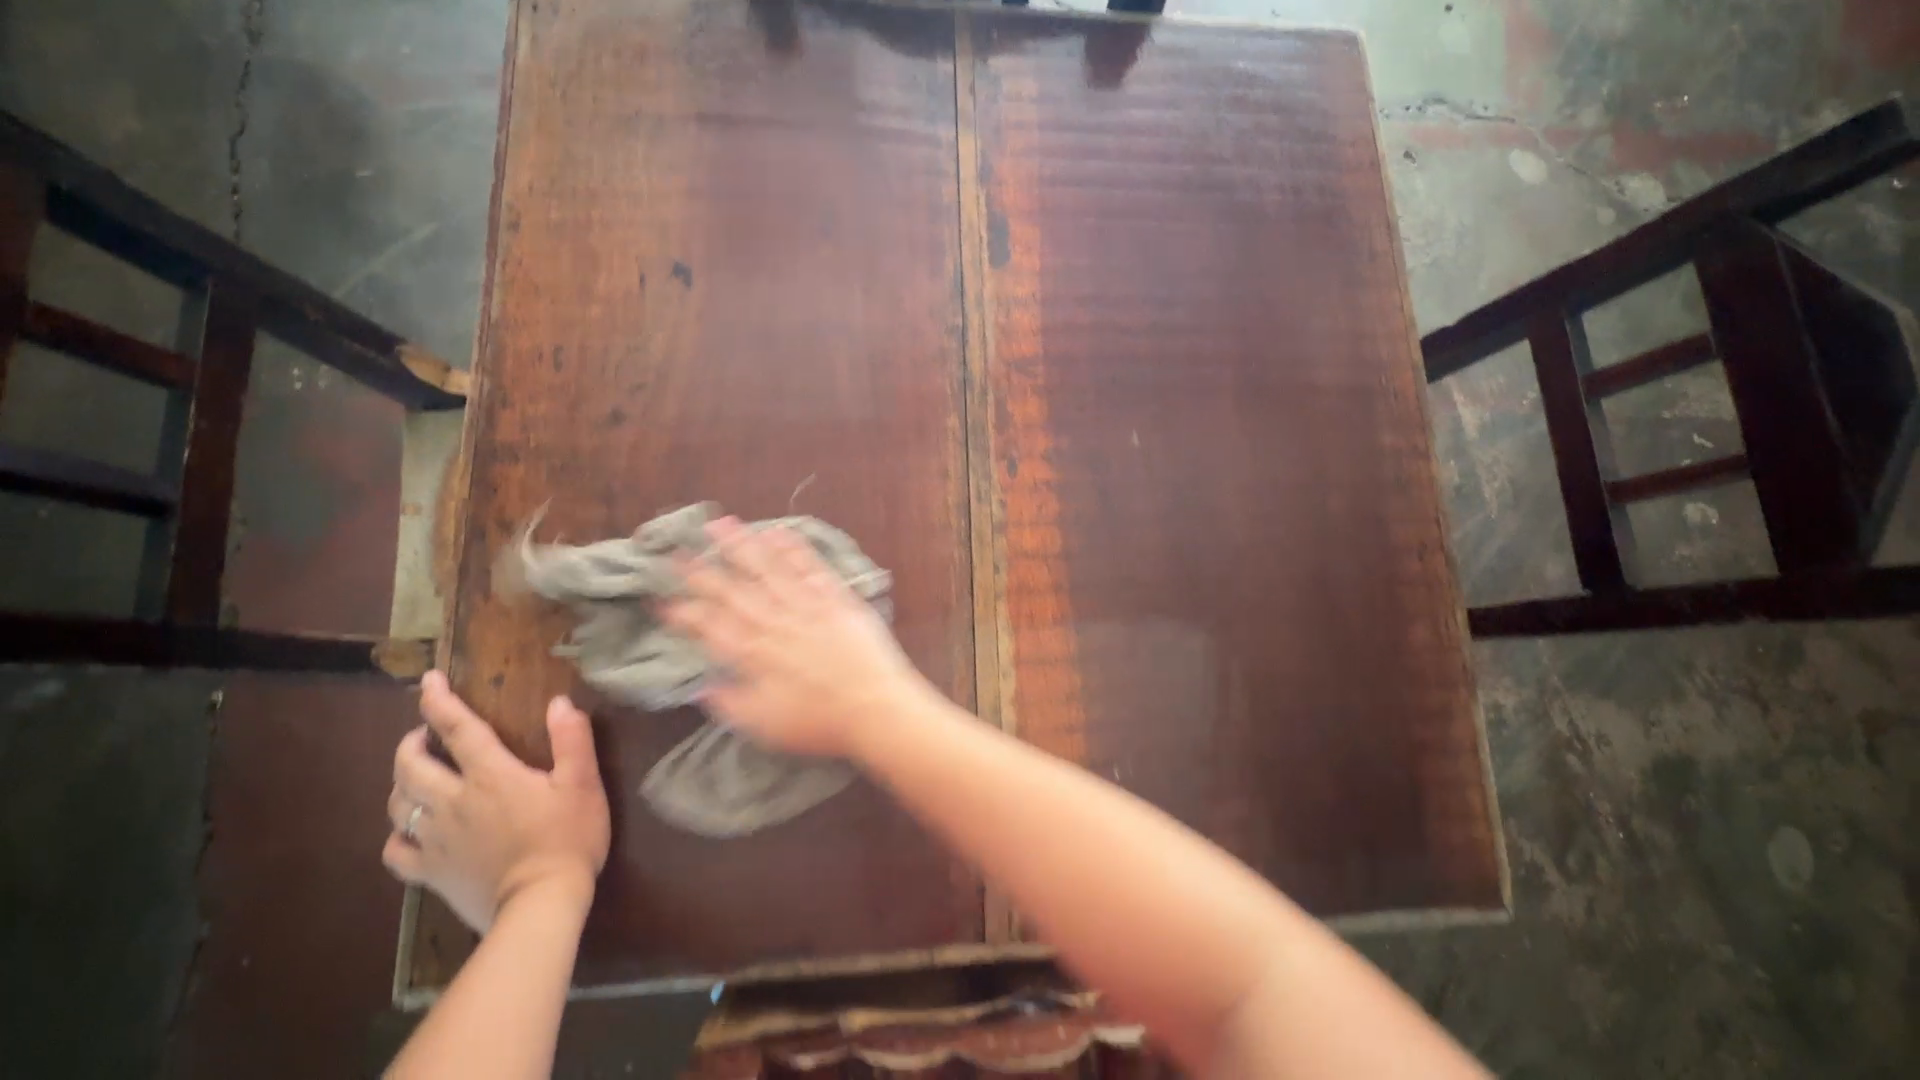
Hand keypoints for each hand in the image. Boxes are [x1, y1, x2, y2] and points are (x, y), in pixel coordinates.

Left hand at [383, 671, 611, 931]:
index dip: (439, 701)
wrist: (542, 902)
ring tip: (414, 777)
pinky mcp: (431, 872)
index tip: (428, 680)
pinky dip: (397, 835)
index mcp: (490, 774)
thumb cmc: (568, 838)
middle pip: (410, 765)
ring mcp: (437, 839)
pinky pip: (396, 851)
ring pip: (398, 804)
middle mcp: (453, 801)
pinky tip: (409, 832)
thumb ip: (572, 740)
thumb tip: (559, 702)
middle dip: (410, 743)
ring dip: (400, 783)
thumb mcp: (583, 783)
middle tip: (423, 736)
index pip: (456, 728)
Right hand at [662, 516, 934, 757]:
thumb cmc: (818, 723)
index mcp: (752, 654)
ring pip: (767, 568)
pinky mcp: (835, 598)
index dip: (682, 612)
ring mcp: (805, 605)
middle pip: (731, 590)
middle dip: (700, 570)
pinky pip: (809, 567)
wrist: (875, 708)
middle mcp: (773, 622)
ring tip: (719, 523)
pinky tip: (775, 530)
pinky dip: (791, 547)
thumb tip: (699, 686)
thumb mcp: (763, 724)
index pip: (708, 626)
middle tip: (675, 550)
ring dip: (741, 545)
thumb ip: (728, 702)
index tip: (659, 599)